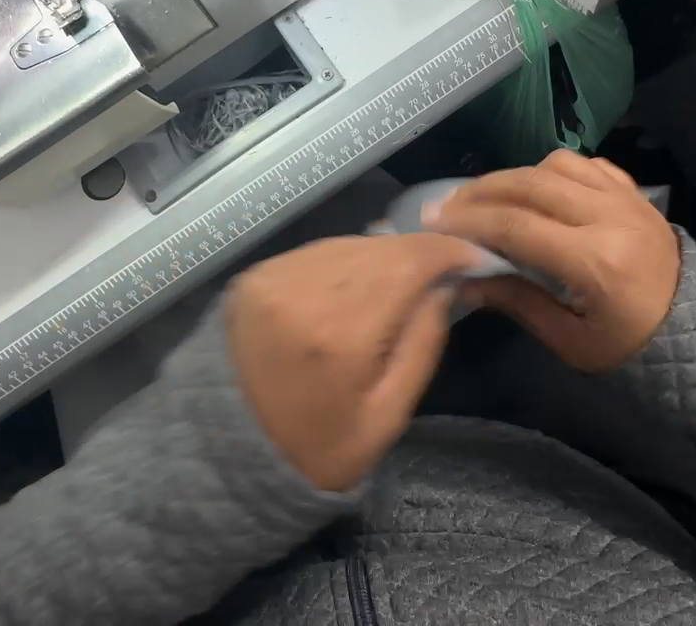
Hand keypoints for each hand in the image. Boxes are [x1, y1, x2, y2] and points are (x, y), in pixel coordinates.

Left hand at [226, 233, 486, 491]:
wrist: (221, 454)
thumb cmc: (315, 448)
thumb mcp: (387, 417)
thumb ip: (423, 343)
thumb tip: (445, 285)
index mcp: (341, 333)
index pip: (409, 262)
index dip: (449, 250)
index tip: (474, 256)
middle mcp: (304, 291)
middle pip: (381, 246)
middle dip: (419, 253)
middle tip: (445, 270)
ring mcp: (273, 277)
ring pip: (350, 243)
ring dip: (383, 254)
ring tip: (402, 279)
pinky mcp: (254, 275)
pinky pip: (319, 252)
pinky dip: (347, 260)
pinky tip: (358, 282)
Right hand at [427, 150, 679, 371]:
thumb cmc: (630, 347)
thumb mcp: (571, 342)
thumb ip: (517, 302)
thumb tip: (464, 278)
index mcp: (596, 261)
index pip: (518, 225)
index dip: (470, 220)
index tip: (435, 221)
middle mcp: (610, 217)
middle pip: (530, 185)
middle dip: (481, 191)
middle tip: (449, 204)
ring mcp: (626, 198)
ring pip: (555, 164)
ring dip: (516, 176)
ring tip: (491, 197)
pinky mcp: (635, 192)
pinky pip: (585, 163)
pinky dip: (552, 170)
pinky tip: (537, 189)